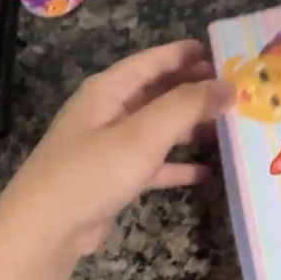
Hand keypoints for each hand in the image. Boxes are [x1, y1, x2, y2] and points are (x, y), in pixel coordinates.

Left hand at [0, 40, 229, 256]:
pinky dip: (179, 164)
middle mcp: (109, 112)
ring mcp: (111, 146)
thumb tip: (229, 86)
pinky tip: (206, 172)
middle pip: (157, 92)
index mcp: (108, 91)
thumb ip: (186, 107)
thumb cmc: (93, 172)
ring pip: (159, 127)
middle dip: (193, 88)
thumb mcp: (142, 134)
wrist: (48, 227)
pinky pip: (155, 163)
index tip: (222, 52)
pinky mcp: (116, 177)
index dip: (184, 54)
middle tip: (232, 88)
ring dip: (190, 126)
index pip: (151, 62)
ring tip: (226, 125)